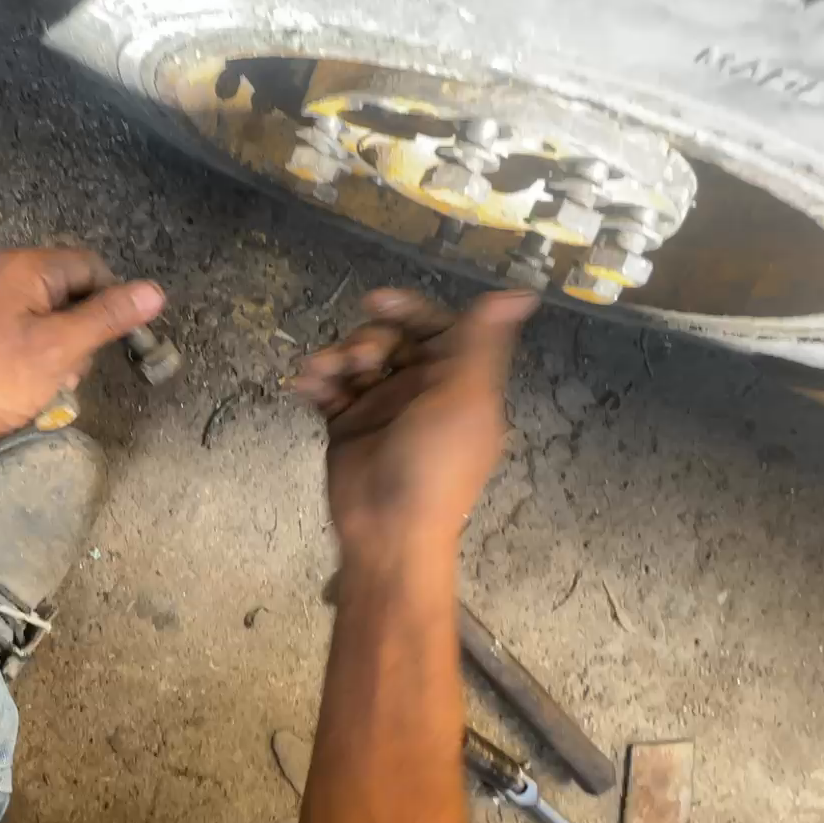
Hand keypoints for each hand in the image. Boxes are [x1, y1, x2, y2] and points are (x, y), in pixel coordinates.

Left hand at [0, 247, 165, 449]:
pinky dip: (40, 357)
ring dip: (64, 350)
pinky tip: (32, 385)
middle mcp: (6, 274)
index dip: (111, 301)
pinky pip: (29, 333)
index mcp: (25, 267)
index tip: (114, 342)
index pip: (91, 266)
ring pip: (53, 317)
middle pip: (72, 291)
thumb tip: (156, 290)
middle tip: (73, 368)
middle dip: (84, 331)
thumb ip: (108, 317)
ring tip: (50, 382)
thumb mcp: (60, 348)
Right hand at [292, 289, 534, 565]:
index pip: (433, 328)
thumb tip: (520, 293)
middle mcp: (418, 388)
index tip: (375, 302)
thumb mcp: (466, 400)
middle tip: (357, 360)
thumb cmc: (435, 464)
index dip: (406, 310)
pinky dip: (316, 382)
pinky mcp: (346, 423)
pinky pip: (329, 389)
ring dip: (334, 358)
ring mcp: (379, 406)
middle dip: (365, 341)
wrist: (389, 529)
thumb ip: (481, 344)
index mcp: (455, 380)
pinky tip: (303, 385)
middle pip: (388, 339)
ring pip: (354, 361)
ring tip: (319, 372)